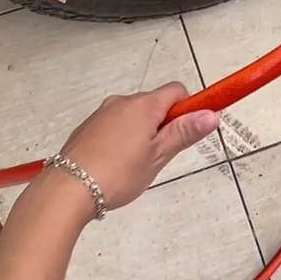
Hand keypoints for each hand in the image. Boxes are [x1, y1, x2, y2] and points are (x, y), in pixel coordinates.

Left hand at [53, 82, 218, 210]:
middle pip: (154, 104)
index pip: (176, 91)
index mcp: (143, 105)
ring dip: (141, 133)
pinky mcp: (87, 127)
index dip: (187, 109)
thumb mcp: (158, 156)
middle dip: (163, 125)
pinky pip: (114, 125)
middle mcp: (122, 101)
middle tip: (159, 157)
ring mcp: (102, 113)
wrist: (68, 189)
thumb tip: (212, 114)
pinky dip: (121, 138)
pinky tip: (114, 165)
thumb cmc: (118, 173)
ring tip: (134, 166)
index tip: (186, 133)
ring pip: (133, 116)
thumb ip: (184, 133)